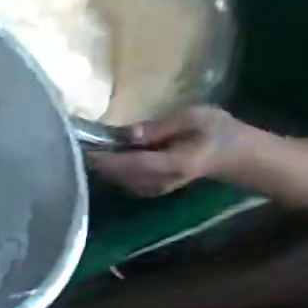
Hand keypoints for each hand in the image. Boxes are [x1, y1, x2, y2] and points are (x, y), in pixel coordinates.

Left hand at [88, 105, 273, 196]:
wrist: (231, 156)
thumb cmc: (216, 130)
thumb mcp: (197, 117)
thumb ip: (163, 126)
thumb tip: (130, 134)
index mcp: (172, 164)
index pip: (131, 164)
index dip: (105, 157)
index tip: (83, 145)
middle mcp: (158, 182)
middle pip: (118, 175)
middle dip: (96, 161)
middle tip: (76, 142)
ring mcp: (152, 190)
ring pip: (116, 181)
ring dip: (100, 166)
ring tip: (85, 146)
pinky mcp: (148, 191)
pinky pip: (122, 182)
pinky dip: (109, 170)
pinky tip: (101, 155)